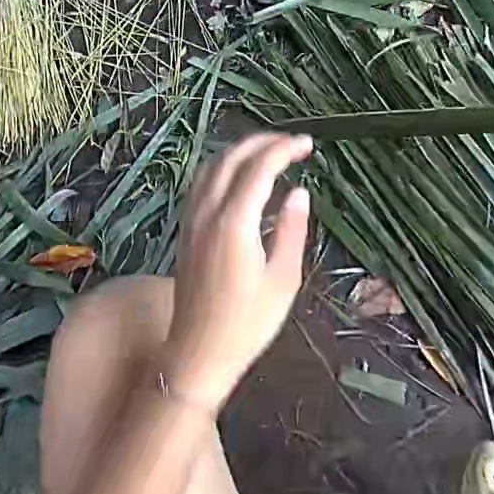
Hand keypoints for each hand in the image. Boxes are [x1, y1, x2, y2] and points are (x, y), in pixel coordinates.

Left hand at [163, 133, 312, 410]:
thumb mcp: (283, 279)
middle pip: (232, 157)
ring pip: (211, 165)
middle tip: (292, 142)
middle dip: (263, 141)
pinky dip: (222, 165)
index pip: (260, 167)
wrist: (198, 352)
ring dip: (240, 149)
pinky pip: (201, 181)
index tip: (308, 144)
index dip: (284, 148)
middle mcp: (208, 211)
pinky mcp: (185, 228)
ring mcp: (192, 218)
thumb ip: (292, 230)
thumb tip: (300, 192)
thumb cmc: (248, 323)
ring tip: (269, 150)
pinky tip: (238, 173)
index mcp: (235, 222)